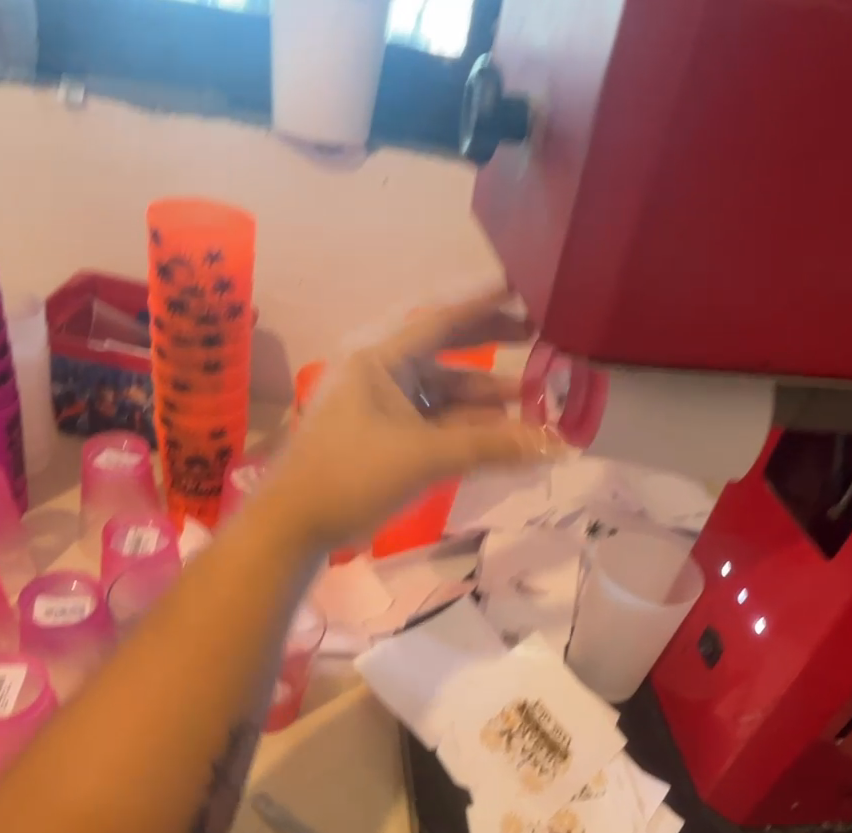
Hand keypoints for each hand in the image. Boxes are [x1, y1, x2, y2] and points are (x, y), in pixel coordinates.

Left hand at [257, 289, 557, 548]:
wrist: (295, 525)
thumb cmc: (351, 476)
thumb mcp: (424, 457)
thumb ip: (491, 447)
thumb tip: (556, 445)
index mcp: (380, 361)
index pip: (441, 321)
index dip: (484, 304)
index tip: (524, 288)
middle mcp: (384, 377)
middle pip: (447, 353)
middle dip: (493, 348)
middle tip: (541, 340)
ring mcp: (385, 410)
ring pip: (446, 397)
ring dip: (487, 403)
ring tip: (535, 404)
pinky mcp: (388, 442)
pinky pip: (437, 426)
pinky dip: (469, 431)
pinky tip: (505, 437)